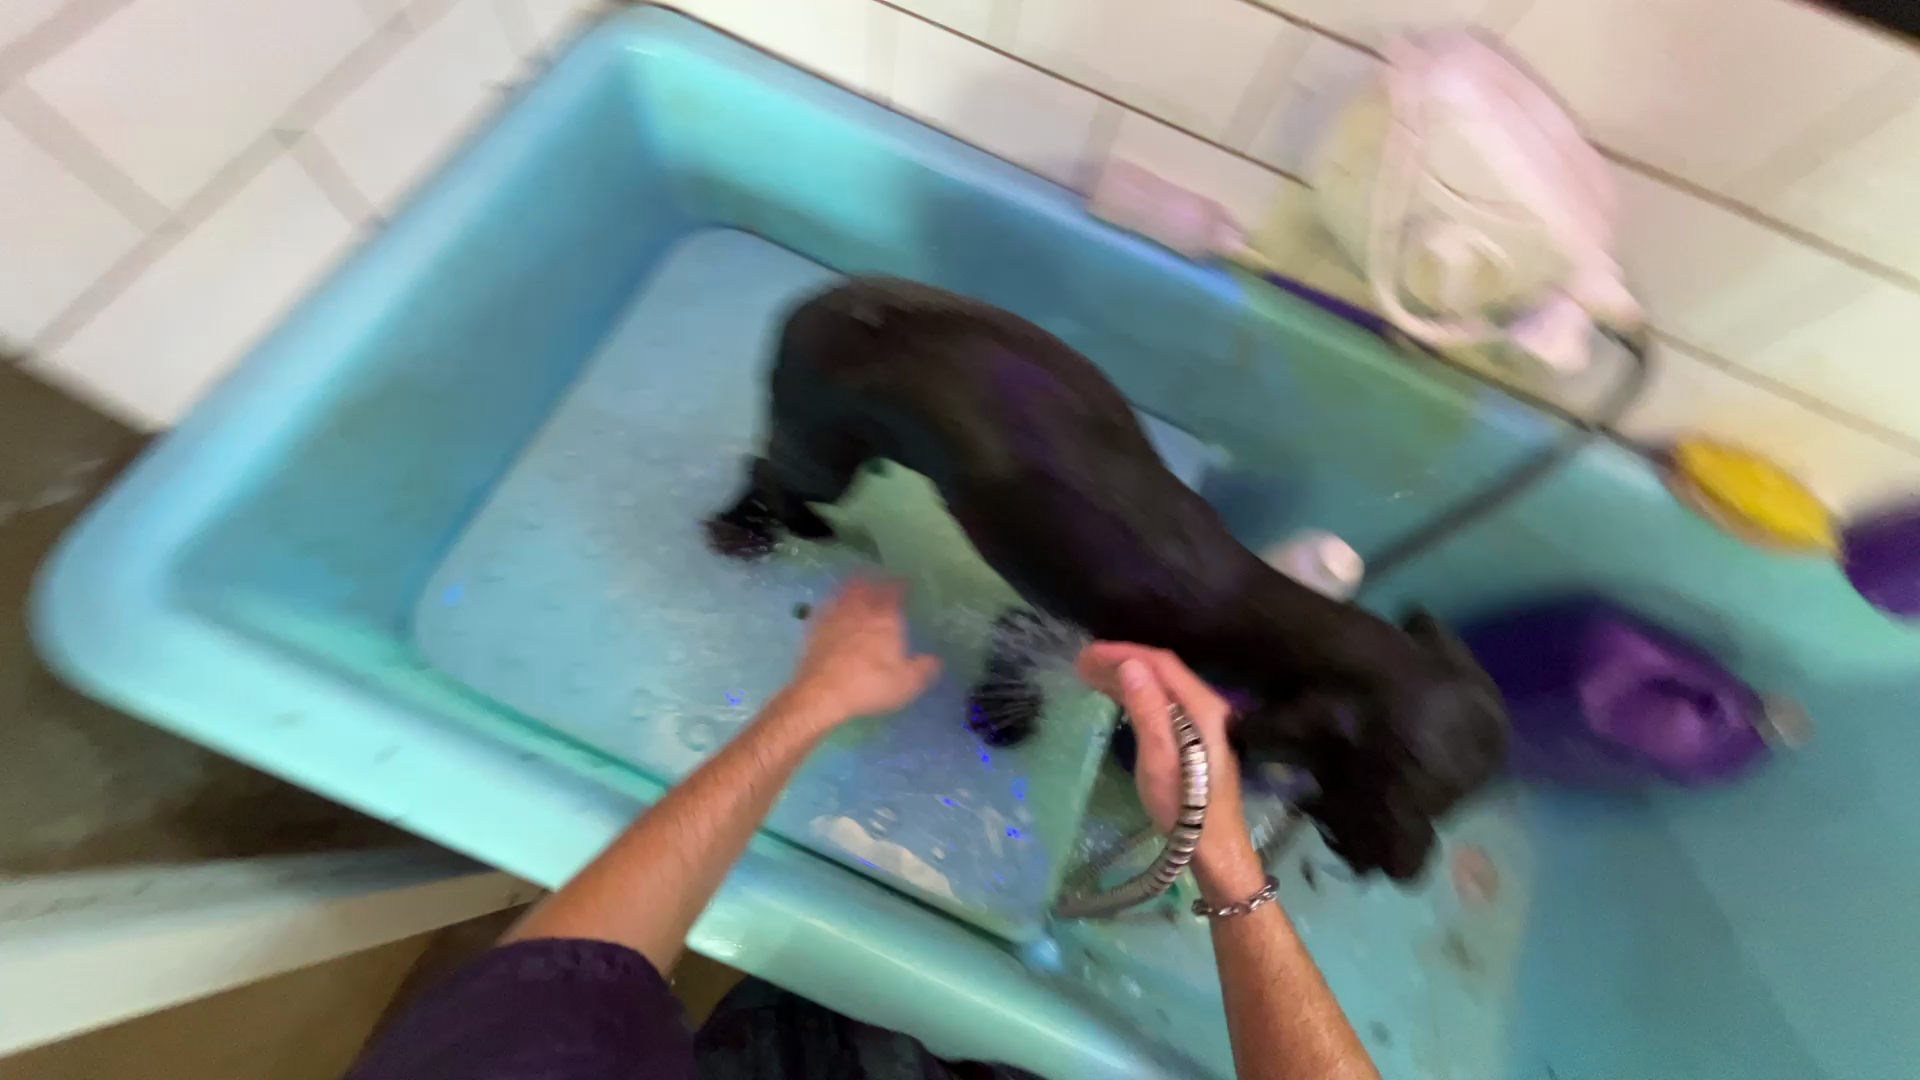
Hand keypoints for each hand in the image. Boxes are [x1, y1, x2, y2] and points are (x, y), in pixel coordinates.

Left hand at [781, 577, 941, 727]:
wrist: (822, 693)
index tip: (906, 584)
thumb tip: (937, 659)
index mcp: (886, 617)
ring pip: (845, 591)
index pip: (896, 591)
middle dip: (875, 581)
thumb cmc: (870, 685)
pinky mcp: (815, 628)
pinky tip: (832, 609)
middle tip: (880, 581)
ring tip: (857, 587)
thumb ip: (925, 668)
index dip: (902, 585)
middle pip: (868, 585)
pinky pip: (826, 607)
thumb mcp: (907, 682)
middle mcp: (861, 609)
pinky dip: (833, 603)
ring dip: (853, 587)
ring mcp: (835, 616)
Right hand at [1077, 644, 1261, 894]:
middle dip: (1121, 661)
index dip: (1123, 653)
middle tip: (1081, 663)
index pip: (1160, 664)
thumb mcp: (1160, 759)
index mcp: (1202, 707)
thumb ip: (1148, 710)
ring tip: (1090, 674)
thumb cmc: (1183, 807)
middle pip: (1161, 671)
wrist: (1213, 848)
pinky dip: (1136, 692)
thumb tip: (1129, 666)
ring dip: (1125, 675)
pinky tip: (1116, 695)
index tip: (1088, 653)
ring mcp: (1203, 721)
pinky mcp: (1194, 735)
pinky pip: (1162, 701)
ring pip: (1160, 685)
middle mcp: (1206, 706)